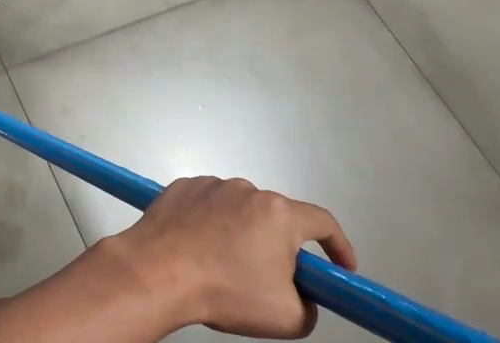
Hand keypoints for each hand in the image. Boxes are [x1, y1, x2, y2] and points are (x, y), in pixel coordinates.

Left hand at [103, 176, 357, 338]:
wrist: (156, 272)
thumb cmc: (226, 291)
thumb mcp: (290, 316)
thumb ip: (309, 302)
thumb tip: (297, 290)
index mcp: (277, 213)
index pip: (323, 221)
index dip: (339, 246)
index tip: (342, 268)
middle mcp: (243, 189)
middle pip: (277, 216)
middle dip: (282, 245)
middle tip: (274, 276)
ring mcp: (206, 184)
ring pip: (240, 209)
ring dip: (244, 232)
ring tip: (229, 265)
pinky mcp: (178, 187)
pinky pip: (208, 205)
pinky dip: (213, 223)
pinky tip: (202, 249)